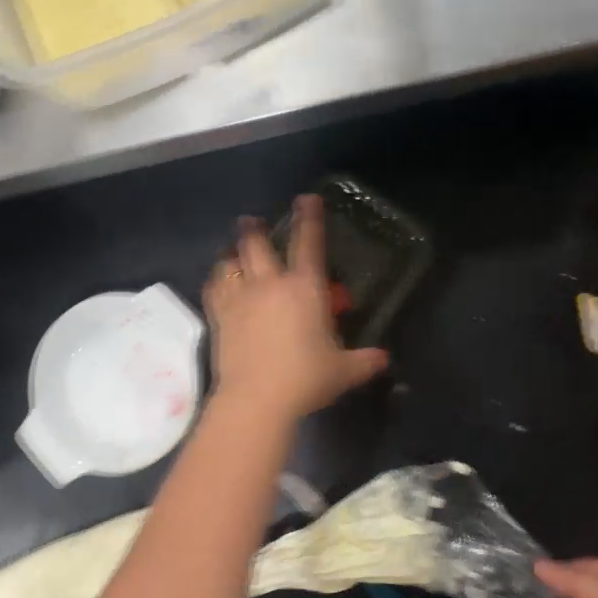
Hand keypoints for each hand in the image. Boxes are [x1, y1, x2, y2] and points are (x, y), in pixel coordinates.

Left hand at [203, 196, 388, 422]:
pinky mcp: (219, 315)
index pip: (308, 243)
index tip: (307, 199)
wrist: (257, 398)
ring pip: (230, 261)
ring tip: (232, 252)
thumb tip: (384, 359)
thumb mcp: (344, 371)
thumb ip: (364, 361)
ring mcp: (241, 297)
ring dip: (232, 253)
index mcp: (305, 287)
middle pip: (256, 243)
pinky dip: (216, 280)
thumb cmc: (306, 379)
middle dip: (254, 228)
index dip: (309, 218)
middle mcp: (270, 283)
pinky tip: (218, 281)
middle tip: (252, 220)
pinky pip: (213, 287)